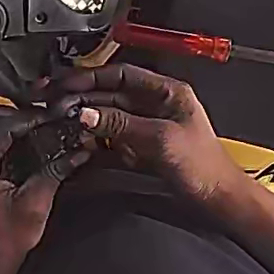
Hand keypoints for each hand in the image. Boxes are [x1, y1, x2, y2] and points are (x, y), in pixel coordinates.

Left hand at [0, 115, 88, 273]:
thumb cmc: (5, 243)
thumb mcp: (36, 204)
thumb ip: (55, 172)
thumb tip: (77, 153)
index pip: (1, 127)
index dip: (29, 118)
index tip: (49, 117)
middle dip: (23, 118)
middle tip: (47, 118)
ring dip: (16, 128)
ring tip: (41, 127)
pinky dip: (10, 140)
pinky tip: (27, 142)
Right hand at [45, 64, 243, 205]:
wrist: (216, 200)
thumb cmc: (205, 166)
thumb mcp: (160, 139)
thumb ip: (121, 124)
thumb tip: (87, 113)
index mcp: (168, 92)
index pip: (121, 74)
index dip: (92, 76)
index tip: (67, 83)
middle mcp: (155, 106)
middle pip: (110, 95)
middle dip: (83, 98)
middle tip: (57, 103)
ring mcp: (147, 128)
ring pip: (108, 117)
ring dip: (86, 119)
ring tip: (64, 122)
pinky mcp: (141, 150)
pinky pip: (111, 139)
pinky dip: (94, 140)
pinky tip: (80, 142)